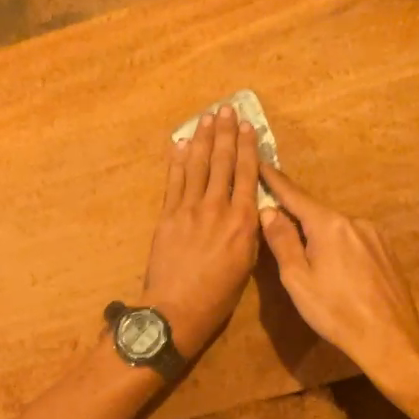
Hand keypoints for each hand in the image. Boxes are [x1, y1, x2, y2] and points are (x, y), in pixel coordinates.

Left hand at [142, 106, 261, 353]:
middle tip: (226, 109)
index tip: (248, 126)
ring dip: (202, 139)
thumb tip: (251, 206)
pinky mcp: (168, 215)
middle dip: (225, 134)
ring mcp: (190, 209)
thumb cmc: (218, 295)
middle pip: (222, 162)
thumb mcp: (246, 264)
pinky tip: (181, 144)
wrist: (177, 309)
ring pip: (198, 166)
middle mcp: (218, 208)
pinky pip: (174, 182)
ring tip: (207, 118)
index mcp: (243, 222)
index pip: (246, 175)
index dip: (247, 147)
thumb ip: (249, 231)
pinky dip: (178, 161)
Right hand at [257, 164, 418, 399]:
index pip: (295, 195)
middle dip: (295, 217)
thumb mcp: (297, 279)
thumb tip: (268, 211)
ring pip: (335, 228)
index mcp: (328, 224)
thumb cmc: (336, 311)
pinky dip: (337, 247)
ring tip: (309, 262)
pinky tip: (336, 271)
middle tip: (276, 229)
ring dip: (318, 236)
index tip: (261, 163)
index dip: (275, 181)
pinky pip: (352, 240)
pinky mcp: (385, 251)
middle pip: (315, 213)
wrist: (391, 338)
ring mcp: (373, 236)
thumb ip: (282, 241)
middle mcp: (353, 221)